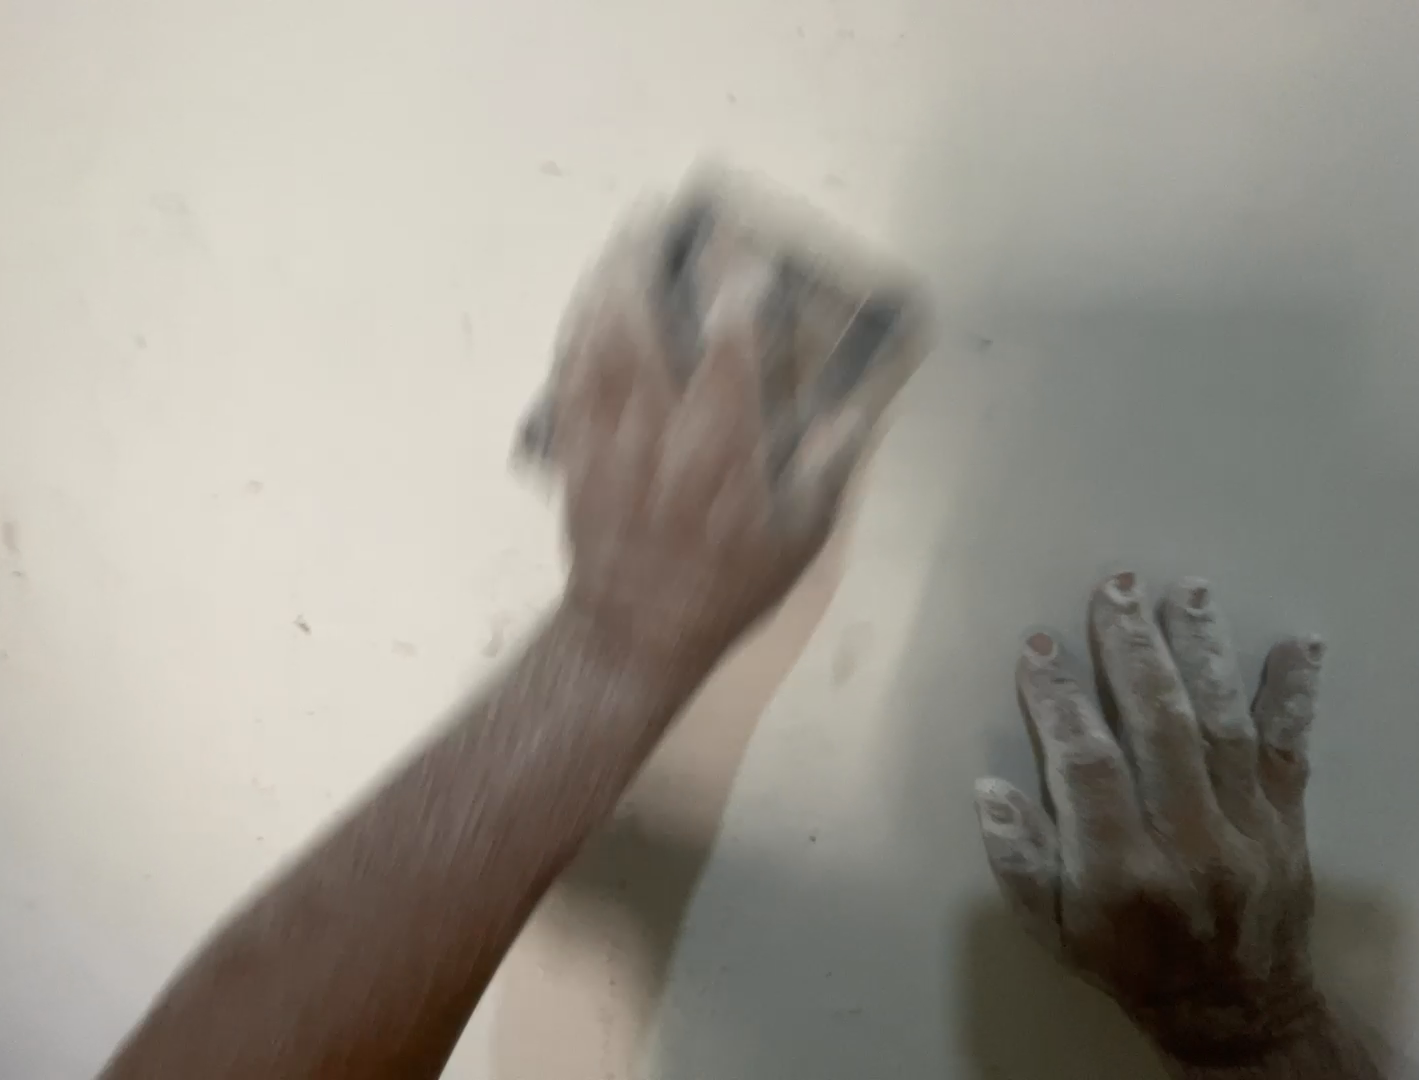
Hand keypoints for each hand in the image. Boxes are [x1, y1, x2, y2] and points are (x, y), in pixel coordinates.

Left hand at [533, 223, 868, 671]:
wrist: (638, 631)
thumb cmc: (726, 588)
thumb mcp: (797, 543)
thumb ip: (826, 473)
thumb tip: (852, 414)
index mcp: (722, 452)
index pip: (729, 357)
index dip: (736, 302)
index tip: (743, 262)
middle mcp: (660, 436)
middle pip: (643, 335)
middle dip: (642, 271)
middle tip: (648, 222)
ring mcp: (608, 444)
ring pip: (596, 352)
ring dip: (602, 292)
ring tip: (613, 248)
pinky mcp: (575, 459)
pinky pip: (566, 388)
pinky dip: (572, 342)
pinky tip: (579, 313)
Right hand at [975, 574, 1329, 1067]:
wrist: (1240, 1018)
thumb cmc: (1122, 961)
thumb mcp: (1048, 929)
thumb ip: (1016, 859)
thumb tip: (991, 788)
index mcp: (1120, 865)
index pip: (1086, 763)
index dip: (1059, 698)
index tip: (1039, 646)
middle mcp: (1189, 839)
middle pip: (1161, 726)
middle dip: (1133, 650)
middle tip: (1117, 589)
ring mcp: (1247, 829)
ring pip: (1225, 726)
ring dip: (1203, 652)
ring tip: (1186, 591)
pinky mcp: (1286, 826)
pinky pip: (1292, 753)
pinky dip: (1294, 696)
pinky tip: (1296, 646)